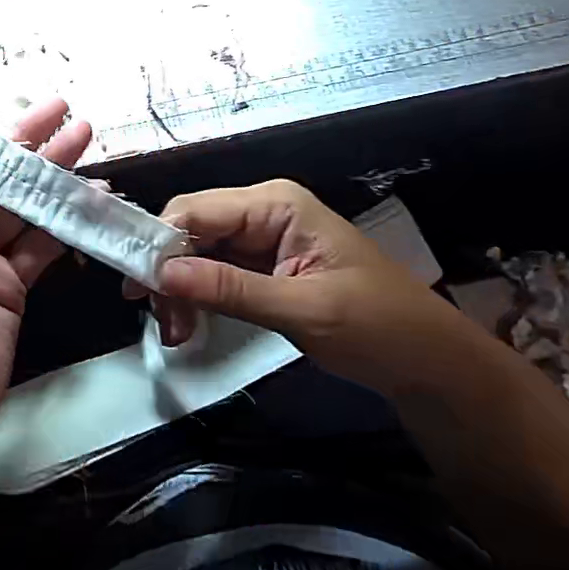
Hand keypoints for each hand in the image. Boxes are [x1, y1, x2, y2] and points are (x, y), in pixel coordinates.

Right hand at [148, 180, 489, 396]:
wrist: (432, 366)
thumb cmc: (381, 328)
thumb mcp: (304, 310)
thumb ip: (229, 288)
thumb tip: (159, 273)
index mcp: (274, 204)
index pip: (195, 210)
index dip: (158, 242)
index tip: (136, 285)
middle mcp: (259, 211)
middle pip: (187, 229)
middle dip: (166, 271)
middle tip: (157, 318)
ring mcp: (257, 238)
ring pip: (191, 253)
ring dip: (176, 289)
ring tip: (174, 332)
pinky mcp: (256, 266)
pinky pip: (208, 272)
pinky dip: (192, 297)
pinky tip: (185, 323)